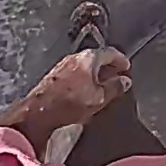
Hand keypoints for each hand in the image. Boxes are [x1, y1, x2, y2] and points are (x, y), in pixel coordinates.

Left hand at [0, 46, 132, 150]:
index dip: (121, 60)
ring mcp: (63, 66)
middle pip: (97, 58)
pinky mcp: (55, 76)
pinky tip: (85, 92)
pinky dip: (84, 79)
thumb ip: (115, 87)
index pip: (110, 53)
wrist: (39, 112)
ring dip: (96, 74)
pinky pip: (75, 73)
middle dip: (108, 67)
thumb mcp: (99, 98)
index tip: (126, 66)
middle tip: (117, 76)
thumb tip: (125, 81)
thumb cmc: (68, 103)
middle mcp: (75, 57)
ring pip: (85, 66)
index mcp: (89, 57)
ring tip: (102, 86)